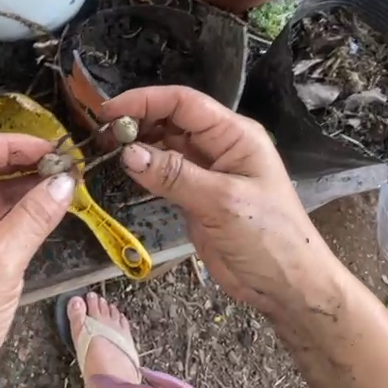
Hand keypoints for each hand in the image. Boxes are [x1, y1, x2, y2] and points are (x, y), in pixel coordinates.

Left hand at [0, 134, 74, 387]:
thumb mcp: (2, 263)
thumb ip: (34, 217)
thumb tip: (66, 182)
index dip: (12, 144)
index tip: (51, 148)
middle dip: (21, 163)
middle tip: (63, 165)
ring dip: (22, 187)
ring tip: (62, 183)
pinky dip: (16, 211)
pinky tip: (45, 207)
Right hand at [101, 87, 339, 318]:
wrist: (286, 285)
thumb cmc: (267, 238)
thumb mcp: (221, 202)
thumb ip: (174, 175)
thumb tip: (127, 152)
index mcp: (235, 135)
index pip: (184, 103)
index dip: (145, 101)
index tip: (109, 112)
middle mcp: (220, 146)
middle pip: (172, 120)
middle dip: (137, 122)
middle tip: (101, 135)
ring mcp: (208, 171)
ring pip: (165, 145)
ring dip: (138, 145)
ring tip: (105, 151)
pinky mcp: (197, 196)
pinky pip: (166, 173)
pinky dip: (144, 170)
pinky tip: (124, 172)